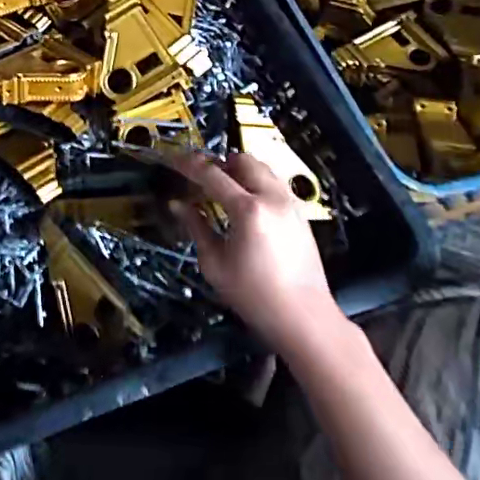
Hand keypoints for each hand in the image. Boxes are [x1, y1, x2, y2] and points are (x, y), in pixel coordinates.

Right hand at [168, 152, 341, 353]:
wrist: (305, 320)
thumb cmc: (255, 297)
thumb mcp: (215, 265)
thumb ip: (196, 228)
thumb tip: (178, 204)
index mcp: (248, 210)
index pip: (212, 174)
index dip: (189, 164)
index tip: (174, 159)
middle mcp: (272, 198)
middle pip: (242, 160)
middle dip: (220, 164)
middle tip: (203, 180)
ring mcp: (291, 204)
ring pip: (262, 168)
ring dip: (240, 171)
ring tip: (226, 191)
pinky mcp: (301, 214)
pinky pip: (275, 183)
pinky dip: (258, 183)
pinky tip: (248, 205)